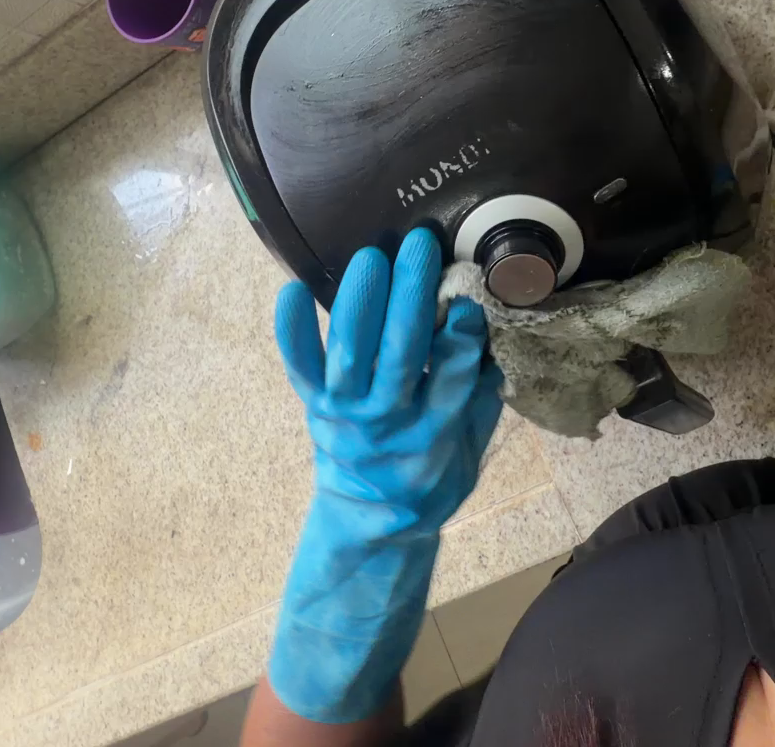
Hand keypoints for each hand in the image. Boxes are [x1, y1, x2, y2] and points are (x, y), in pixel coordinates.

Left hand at [268, 228, 502, 723]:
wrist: (371, 530)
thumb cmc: (431, 481)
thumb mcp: (470, 447)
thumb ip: (478, 391)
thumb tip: (482, 325)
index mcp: (436, 433)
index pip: (452, 374)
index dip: (460, 334)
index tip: (466, 296)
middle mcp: (388, 422)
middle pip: (400, 353)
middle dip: (410, 294)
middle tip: (420, 244)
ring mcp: (345, 414)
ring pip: (350, 352)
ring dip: (361, 300)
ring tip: (372, 256)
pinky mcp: (314, 407)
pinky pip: (299, 367)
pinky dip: (293, 330)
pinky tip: (293, 288)